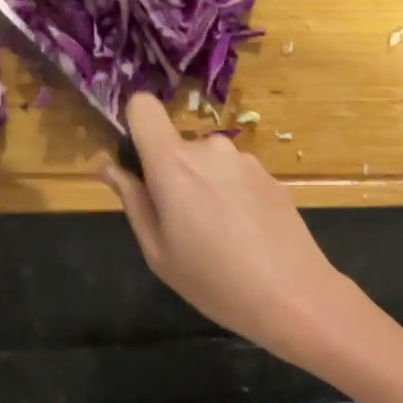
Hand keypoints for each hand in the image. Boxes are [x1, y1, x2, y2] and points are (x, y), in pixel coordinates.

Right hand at [102, 94, 363, 367]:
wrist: (293, 295)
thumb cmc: (215, 283)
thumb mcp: (159, 253)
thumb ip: (133, 202)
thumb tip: (109, 167)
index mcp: (173, 164)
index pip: (143, 107)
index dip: (136, 129)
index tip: (140, 167)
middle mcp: (210, 150)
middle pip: (178, 146)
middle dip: (174, 177)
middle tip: (185, 229)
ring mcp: (246, 161)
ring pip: (210, 165)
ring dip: (207, 190)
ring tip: (221, 240)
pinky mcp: (271, 176)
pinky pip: (237, 178)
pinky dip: (234, 199)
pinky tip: (247, 239)